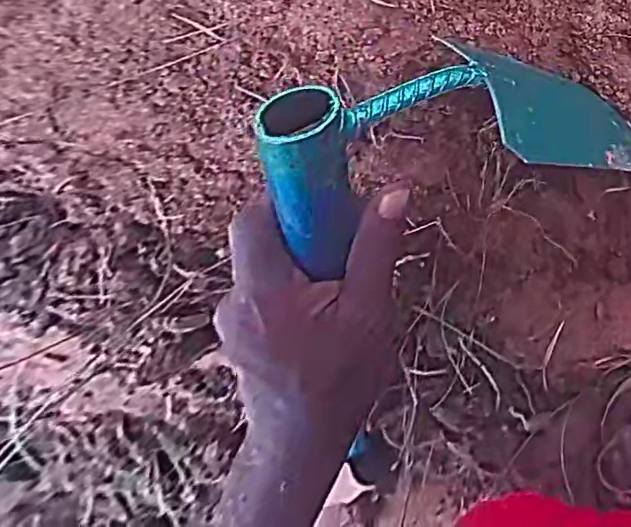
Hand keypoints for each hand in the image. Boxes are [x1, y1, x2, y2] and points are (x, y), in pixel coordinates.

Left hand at [215, 186, 406, 452]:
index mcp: (264, 291)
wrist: (302, 447)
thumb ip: (377, 246)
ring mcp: (235, 317)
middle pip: (262, 234)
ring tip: (345, 277)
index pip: (254, 218)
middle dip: (307, 223)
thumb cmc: (340, 379)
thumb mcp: (370, 309)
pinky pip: (268, 282)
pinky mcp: (242, 329)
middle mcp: (238, 300)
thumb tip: (395, 190)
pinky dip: (298, 276)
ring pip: (269, 259)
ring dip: (307, 253)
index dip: (287, 191)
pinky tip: (329, 299)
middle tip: (348, 235)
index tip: (326, 183)